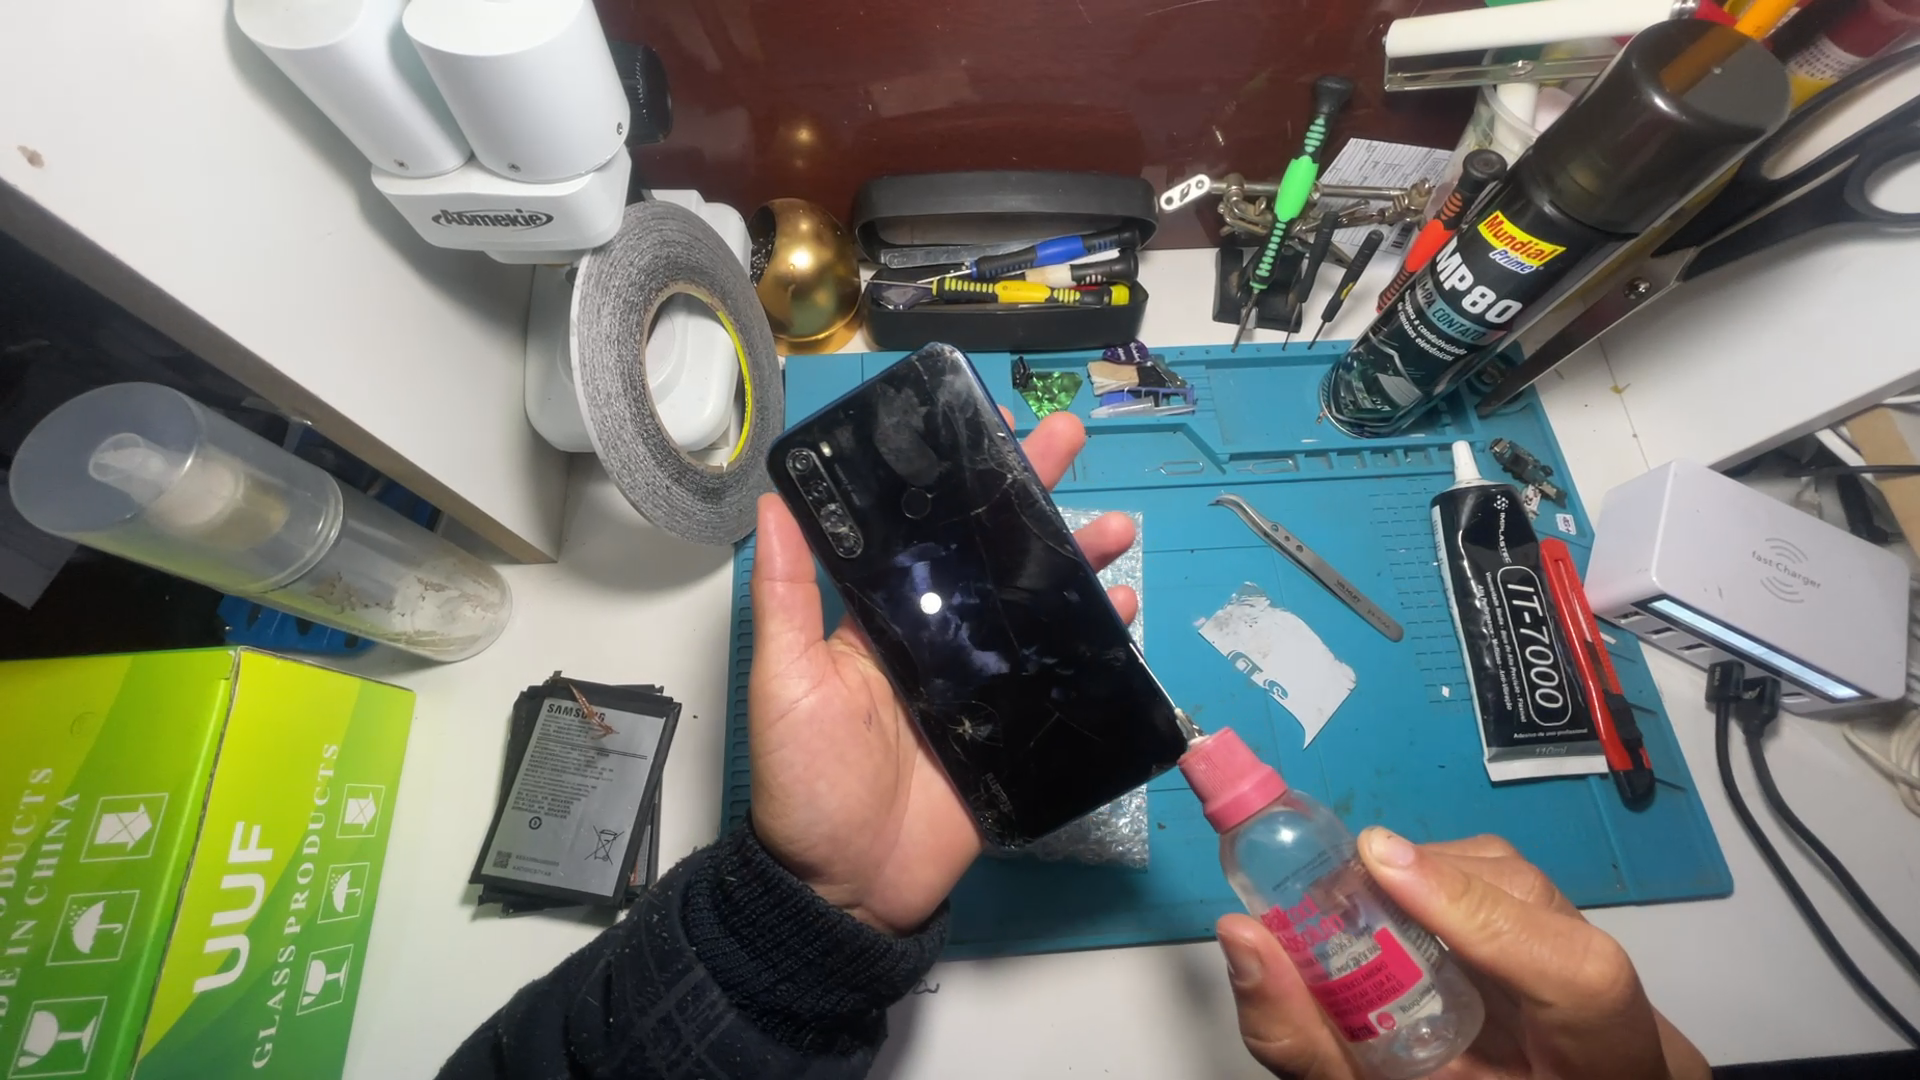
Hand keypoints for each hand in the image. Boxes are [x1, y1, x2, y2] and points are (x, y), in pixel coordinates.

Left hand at [748, 410, 1138, 935]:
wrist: (848, 880)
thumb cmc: (809, 778)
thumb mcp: (787, 676)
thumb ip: (788, 594)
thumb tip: (773, 502)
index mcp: (886, 615)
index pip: (930, 534)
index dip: (960, 484)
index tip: (990, 433)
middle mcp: (938, 635)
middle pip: (994, 556)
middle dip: (1031, 499)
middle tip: (1067, 443)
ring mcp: (981, 678)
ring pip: (1037, 606)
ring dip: (1076, 562)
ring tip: (1115, 528)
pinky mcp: (1014, 723)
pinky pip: (1060, 673)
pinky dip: (1093, 639)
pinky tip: (1120, 609)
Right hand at [1216, 829, 1710, 1079]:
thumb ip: (1306, 1039)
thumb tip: (1238, 933)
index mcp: (1597, 1069)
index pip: (1579, 980)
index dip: (1476, 909)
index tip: (1374, 860)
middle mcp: (1620, 1015)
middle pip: (1535, 907)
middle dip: (1421, 883)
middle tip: (1330, 893)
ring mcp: (1591, 964)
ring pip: (1514, 880)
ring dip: (1419, 876)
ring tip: (1355, 908)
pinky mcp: (1556, 934)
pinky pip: (1497, 880)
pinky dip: (1427, 880)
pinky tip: (1392, 911)